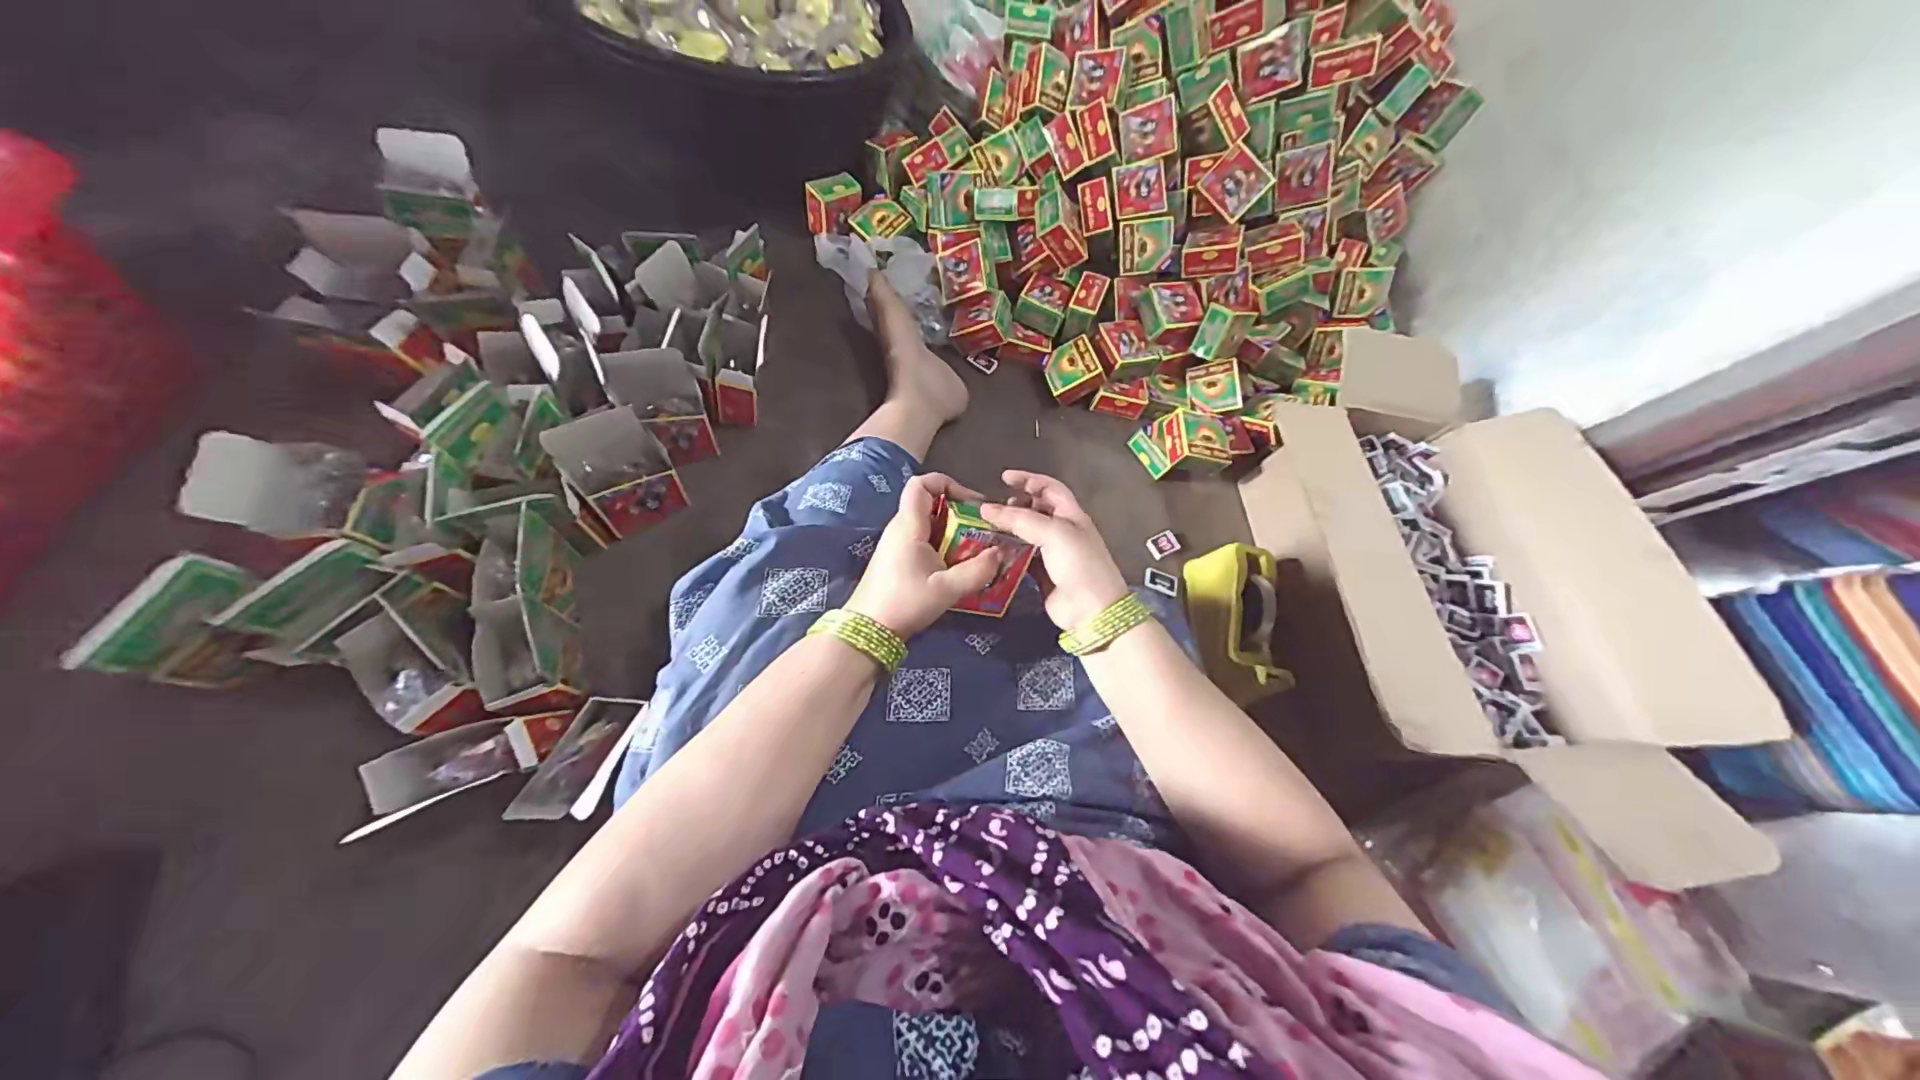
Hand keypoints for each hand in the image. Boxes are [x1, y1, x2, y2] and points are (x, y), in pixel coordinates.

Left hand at [845, 473, 1003, 637]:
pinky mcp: (896, 558)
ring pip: (928, 522)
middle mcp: (900, 528)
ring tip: (974, 549)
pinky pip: (923, 539)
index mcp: (909, 526)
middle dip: (958, 511)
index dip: (947, 483)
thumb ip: (978, 570)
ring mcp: (896, 543)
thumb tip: (1002, 553)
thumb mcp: (947, 589)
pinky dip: (942, 544)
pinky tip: (956, 565)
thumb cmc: (905, 603)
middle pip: (929, 502)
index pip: (921, 484)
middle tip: (981, 530)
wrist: (869, 629)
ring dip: (953, 530)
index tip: (971, 503)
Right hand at [979, 470, 1129, 630]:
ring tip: (990, 527)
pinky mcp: (1043, 573)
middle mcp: (1063, 531)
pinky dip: (1009, 552)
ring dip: (1010, 528)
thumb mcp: (1053, 533)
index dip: (1028, 479)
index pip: (1049, 487)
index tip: (1004, 478)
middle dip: (1017, 504)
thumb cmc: (1078, 564)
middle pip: (1037, 509)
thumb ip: (1019, 519)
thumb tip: (986, 508)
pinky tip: (995, 551)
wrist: (1091, 609)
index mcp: (1072, 514)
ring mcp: (1053, 553)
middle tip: (995, 507)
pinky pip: (1023, 556)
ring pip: (1027, 533)